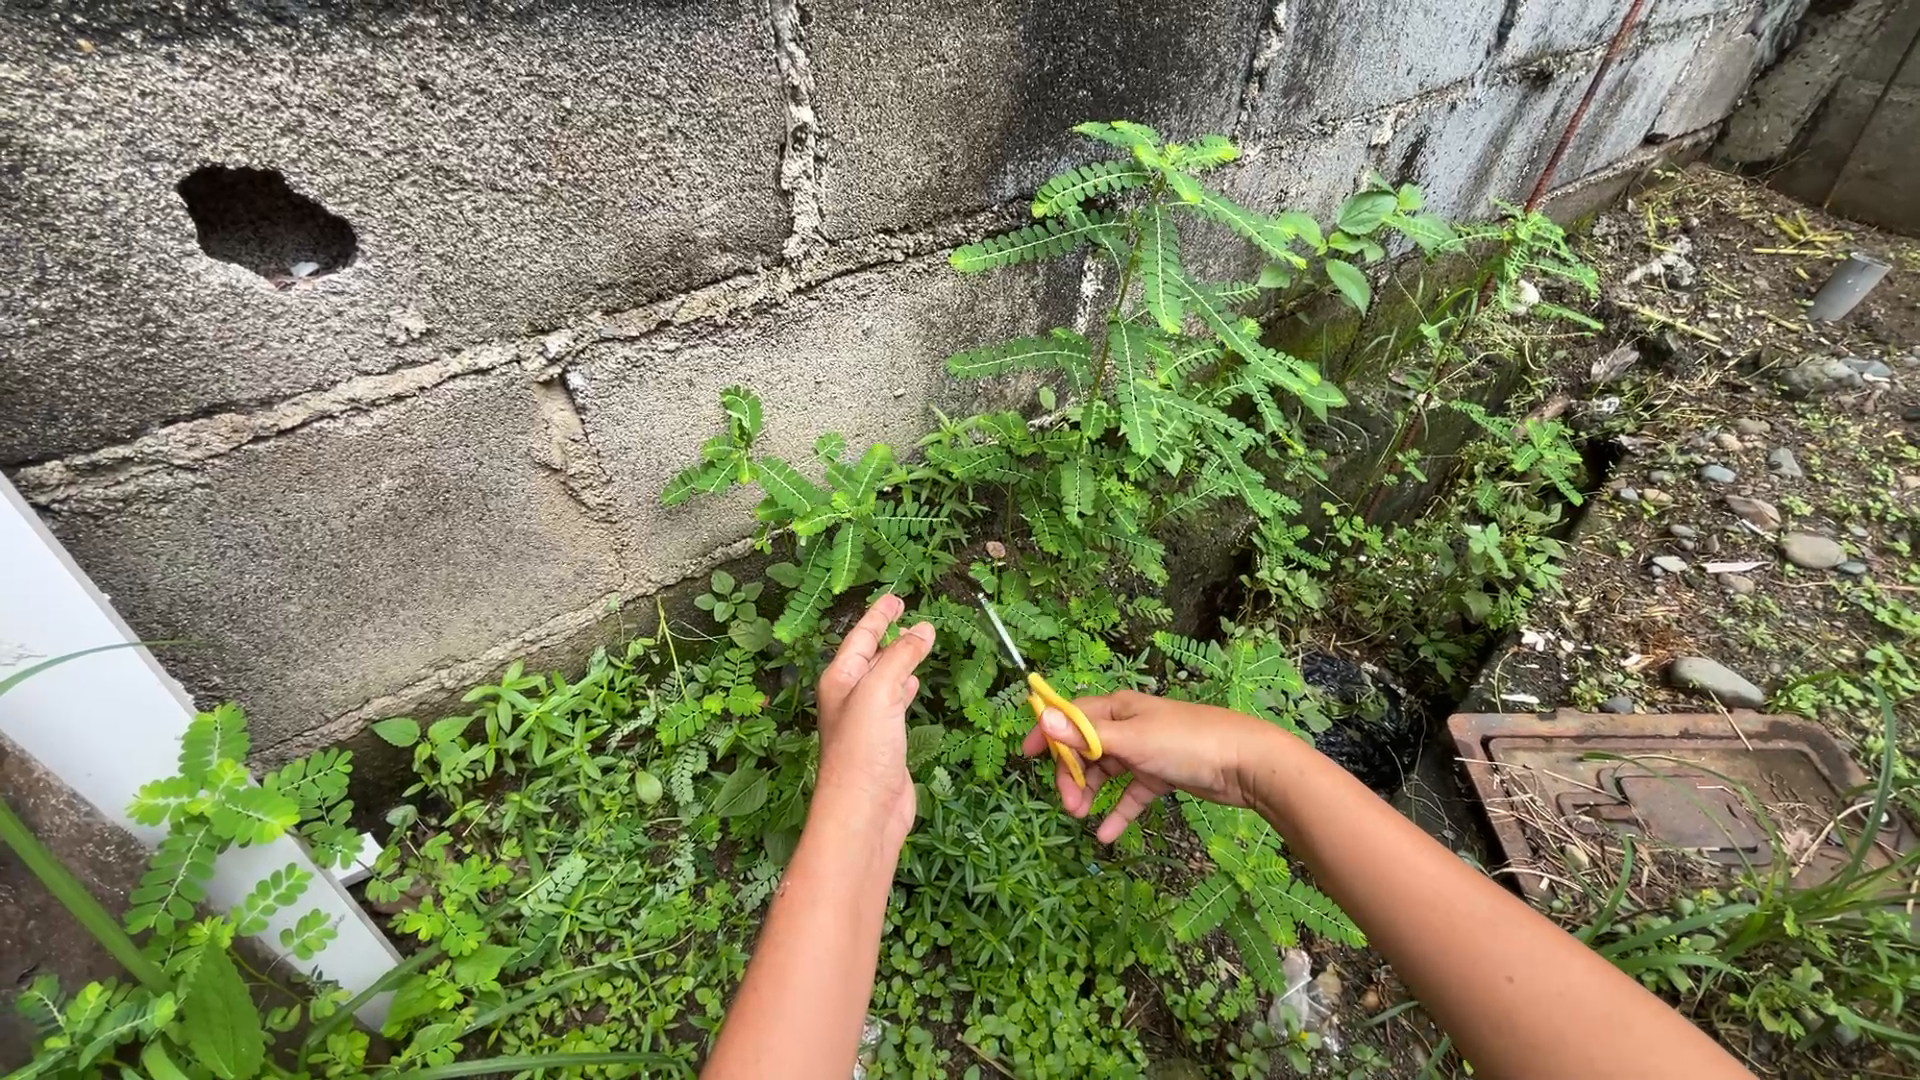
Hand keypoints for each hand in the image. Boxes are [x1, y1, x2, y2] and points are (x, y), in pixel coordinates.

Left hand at [814, 595, 935, 845]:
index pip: (860, 637)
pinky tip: (915, 684)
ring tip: (918, 643)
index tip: (896, 598)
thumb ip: (901, 656)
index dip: (878, 616)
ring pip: (884, 678)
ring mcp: (866, 720)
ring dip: (899, 659)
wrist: (865, 811)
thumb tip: (923, 629)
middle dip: (887, 634)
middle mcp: (849, 697)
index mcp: (839, 679)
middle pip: (870, 655)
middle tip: (907, 614)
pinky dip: (906, 687)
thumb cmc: (863, 749)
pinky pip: (896, 702)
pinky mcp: (884, 741)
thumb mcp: (880, 691)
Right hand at [1021, 690, 1284, 842]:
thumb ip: (1087, 736)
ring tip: (1082, 818)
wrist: (1248, 762)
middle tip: (1068, 805)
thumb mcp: (1133, 740)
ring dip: (1091, 793)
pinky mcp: (1162, 774)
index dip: (1049, 733)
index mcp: (1118, 708)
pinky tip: (1106, 835)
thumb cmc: (1187, 742)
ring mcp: (1146, 750)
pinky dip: (1118, 811)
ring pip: (1107, 771)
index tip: (1027, 756)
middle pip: (1086, 747)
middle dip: (1072, 774)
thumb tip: (1042, 716)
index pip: (1072, 716)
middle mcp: (1129, 725)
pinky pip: (1132, 793)